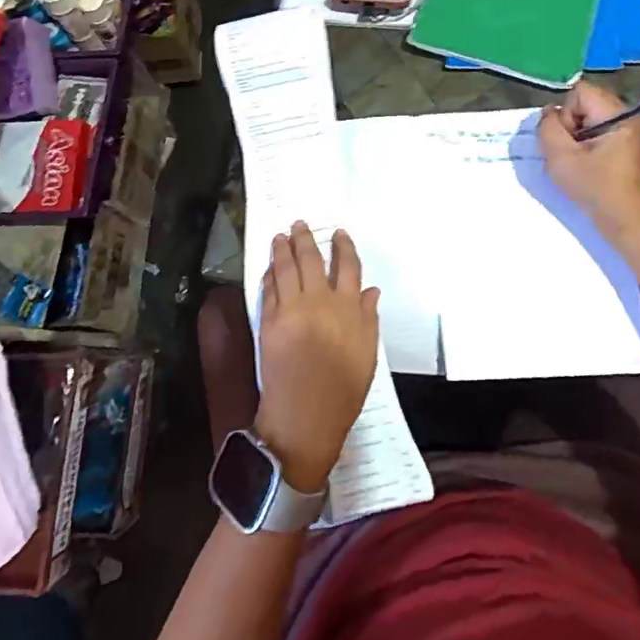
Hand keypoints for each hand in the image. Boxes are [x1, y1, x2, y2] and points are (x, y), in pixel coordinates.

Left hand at [254, 222, 379, 492]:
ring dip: (283, 249)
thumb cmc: (344, 390)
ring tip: (281, 236)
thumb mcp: (367, 355)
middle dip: (306, 239)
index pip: (347, 267)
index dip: (344, 247)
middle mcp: (319, 302)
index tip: (339, 233)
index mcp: (348, 308)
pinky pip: (269, 289)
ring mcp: (291, 310)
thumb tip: (371, 291)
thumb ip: (369, 319)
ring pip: (286, 269)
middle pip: (312, 260)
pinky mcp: (268, 322)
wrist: (304, 415)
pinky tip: (270, 267)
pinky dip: (270, 274)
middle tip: (300, 224)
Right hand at [540, 82, 639, 243]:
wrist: (627, 222)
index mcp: (618, 114)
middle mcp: (627, 116)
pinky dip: (584, 147)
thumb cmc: (596, 189)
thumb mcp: (561, 158)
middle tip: (570, 155)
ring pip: (587, 120)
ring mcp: (627, 131)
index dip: (565, 114)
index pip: (579, 92)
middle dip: (569, 127)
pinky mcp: (624, 146)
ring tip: (577, 164)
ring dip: (574, 139)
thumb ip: (548, 128)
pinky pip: (595, 133)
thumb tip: (548, 113)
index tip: (569, 142)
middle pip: (583, 104)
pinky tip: (585, 168)